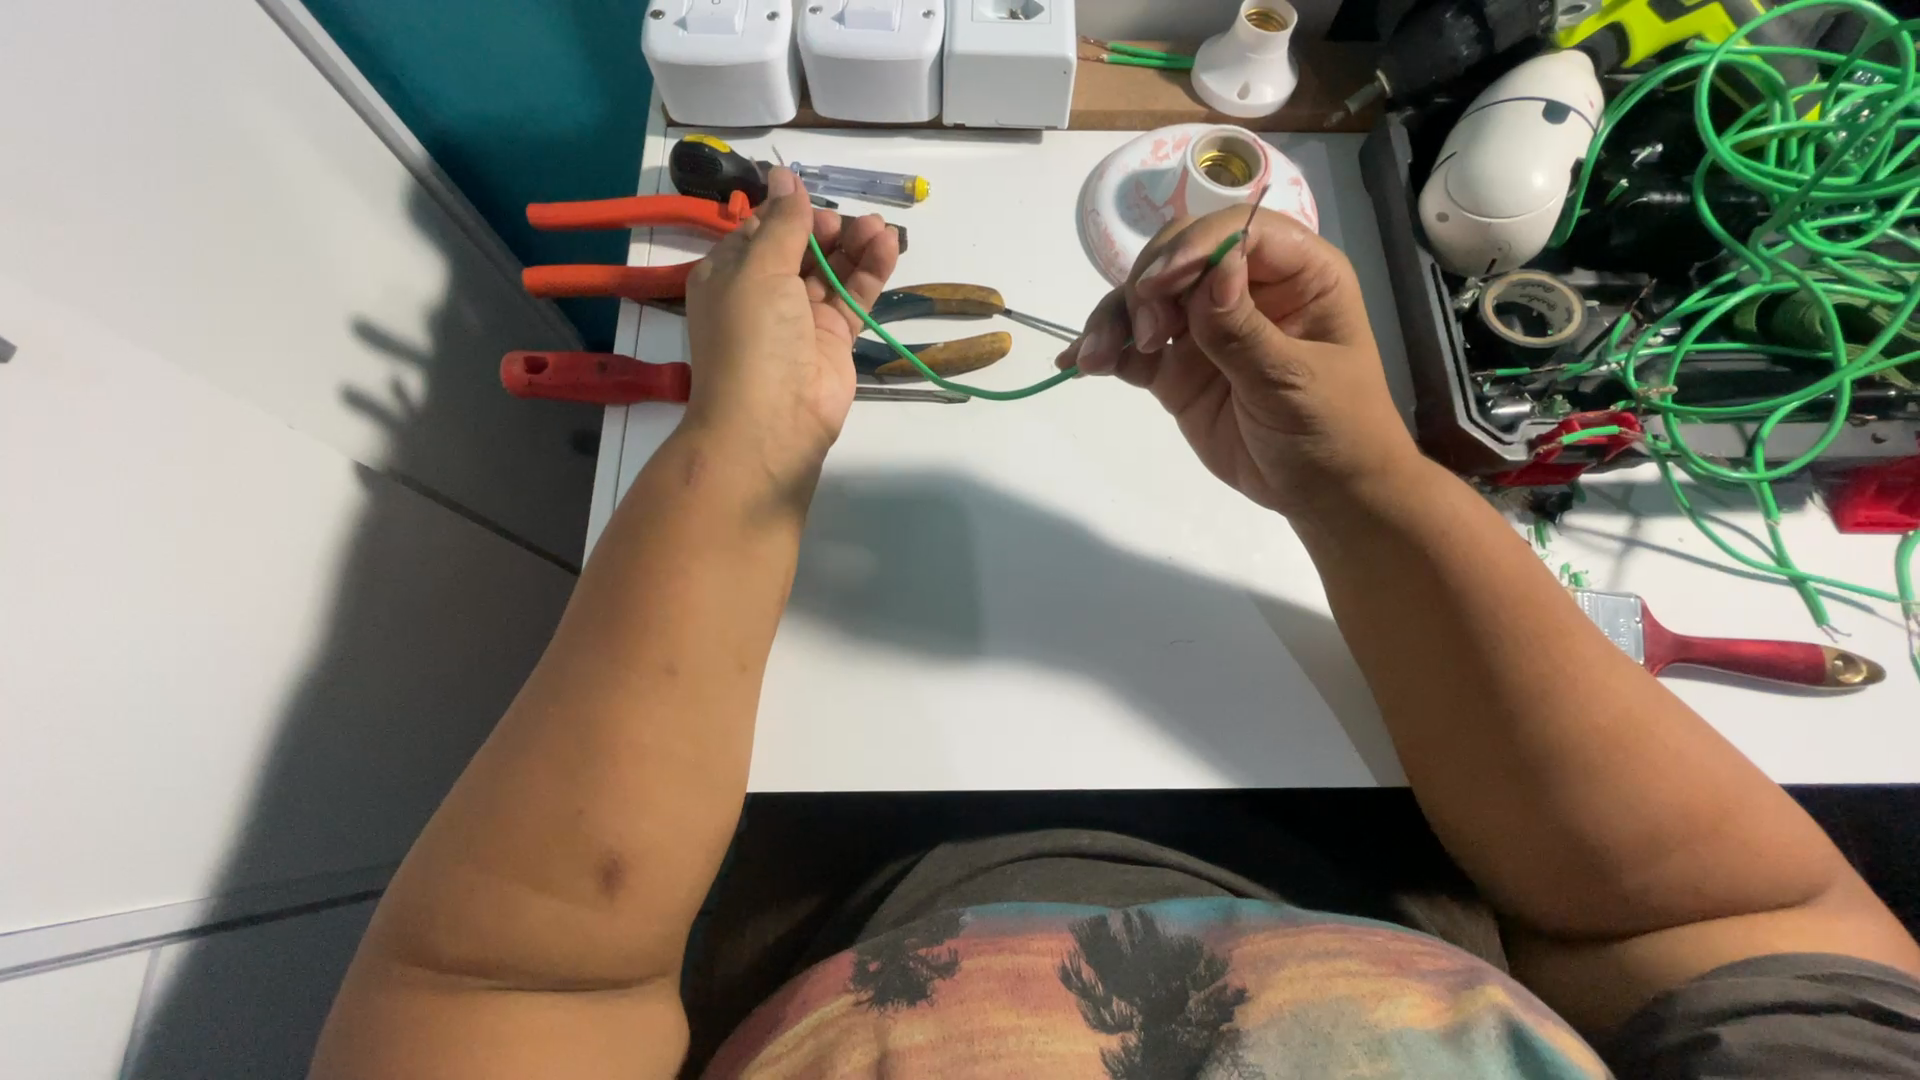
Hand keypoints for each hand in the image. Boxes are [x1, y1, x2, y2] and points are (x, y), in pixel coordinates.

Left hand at [684, 166, 899, 474]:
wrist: (773, 421)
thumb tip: (786, 175)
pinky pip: (854, 297)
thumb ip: (782, 223)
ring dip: (855, 247)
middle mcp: (764, 295)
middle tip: (852, 220)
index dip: (789, 212)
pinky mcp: (835, 340)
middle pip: (801, 249)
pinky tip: (888, 247)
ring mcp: (802, 319)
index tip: (813, 198)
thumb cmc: (752, 337)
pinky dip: (871, 272)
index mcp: (730, 275)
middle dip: (827, 229)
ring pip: (832, 271)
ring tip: (880, 228)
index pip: (761, 232)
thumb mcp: (758, 269)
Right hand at [1061, 207, 1418, 515]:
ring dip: (1114, 321)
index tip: (1157, 284)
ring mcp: (1204, 330)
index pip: (1238, 233)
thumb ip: (1245, 329)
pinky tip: (1078, 364)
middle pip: (1178, 258)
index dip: (1194, 249)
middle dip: (1149, 289)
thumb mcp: (1293, 381)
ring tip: (1096, 360)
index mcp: (1295, 274)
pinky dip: (1104, 352)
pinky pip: (1132, 349)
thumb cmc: (1331, 430)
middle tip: (1148, 340)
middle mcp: (1243, 290)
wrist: (1319, 492)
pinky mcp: (1176, 369)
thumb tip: (1214, 269)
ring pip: (1146, 301)